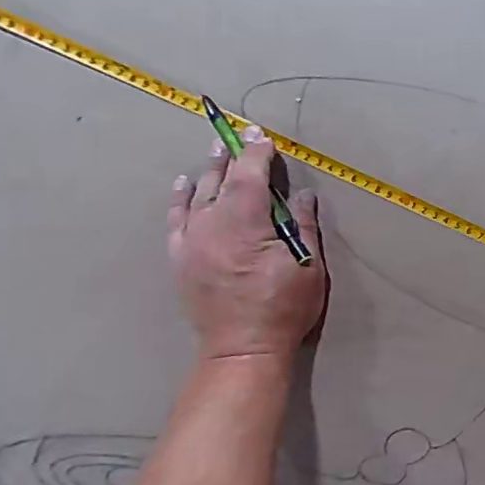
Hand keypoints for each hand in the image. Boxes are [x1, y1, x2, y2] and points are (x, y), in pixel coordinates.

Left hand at [168, 129, 326, 362]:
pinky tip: (184, 184)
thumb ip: (304, 225)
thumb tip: (302, 194)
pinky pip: (176, 218)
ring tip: (217, 151)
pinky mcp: (180, 257)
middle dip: (234, 155)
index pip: (251, 174)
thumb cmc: (283, 307)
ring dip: (210, 170)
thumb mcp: (308, 265)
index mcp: (246, 221)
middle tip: (242, 135)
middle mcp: (213, 223)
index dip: (258, 152)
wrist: (242, 348)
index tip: (264, 136)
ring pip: (199, 194)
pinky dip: (180, 198)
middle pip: (222, 179)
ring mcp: (192, 239)